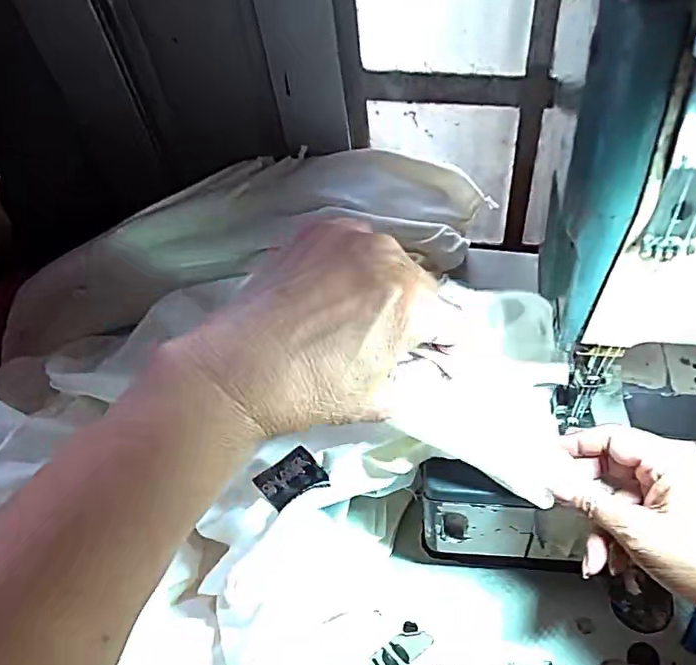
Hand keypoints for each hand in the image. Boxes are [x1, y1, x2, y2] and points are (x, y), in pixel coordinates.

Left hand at [158, 218, 437, 437]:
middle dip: (416, 315)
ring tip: (356, 320)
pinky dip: (353, 268)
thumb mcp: (376, 401)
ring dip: (385, 287)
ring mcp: (351, 238)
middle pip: (424, 288)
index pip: (454, 322)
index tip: (439, 357)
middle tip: (393, 343)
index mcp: (412, 304)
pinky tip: (334, 297)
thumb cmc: (307, 389)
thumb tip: (422, 372)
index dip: (448, 346)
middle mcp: (388, 258)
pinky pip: (355, 247)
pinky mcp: (318, 232)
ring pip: (389, 263)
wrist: (241, 368)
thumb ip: (412, 381)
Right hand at [556, 426, 695, 613]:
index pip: (614, 438)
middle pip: (609, 469)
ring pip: (612, 498)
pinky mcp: (661, 510)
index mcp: (672, 460)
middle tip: (564, 504)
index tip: (552, 456)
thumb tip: (564, 485)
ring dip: (598, 528)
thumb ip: (593, 503)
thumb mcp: (635, 530)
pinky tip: (609, 557)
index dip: (579, 445)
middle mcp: (669, 469)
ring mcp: (665, 490)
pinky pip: (623, 514)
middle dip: (586, 498)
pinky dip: (611, 536)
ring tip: (596, 553)